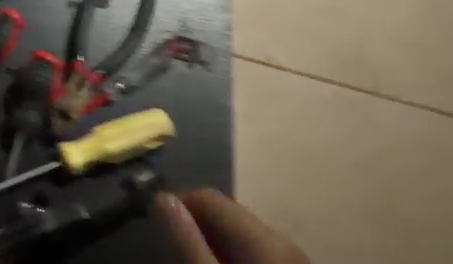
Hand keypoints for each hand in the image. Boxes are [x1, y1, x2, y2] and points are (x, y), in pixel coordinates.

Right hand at [157, 189, 309, 263]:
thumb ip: (186, 240)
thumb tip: (160, 196)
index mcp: (265, 234)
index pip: (208, 196)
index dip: (178, 204)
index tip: (158, 226)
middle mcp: (283, 237)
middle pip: (227, 213)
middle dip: (197, 224)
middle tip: (176, 248)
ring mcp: (294, 258)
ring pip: (242, 235)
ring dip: (214, 242)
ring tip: (196, 257)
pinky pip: (257, 253)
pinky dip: (233, 256)